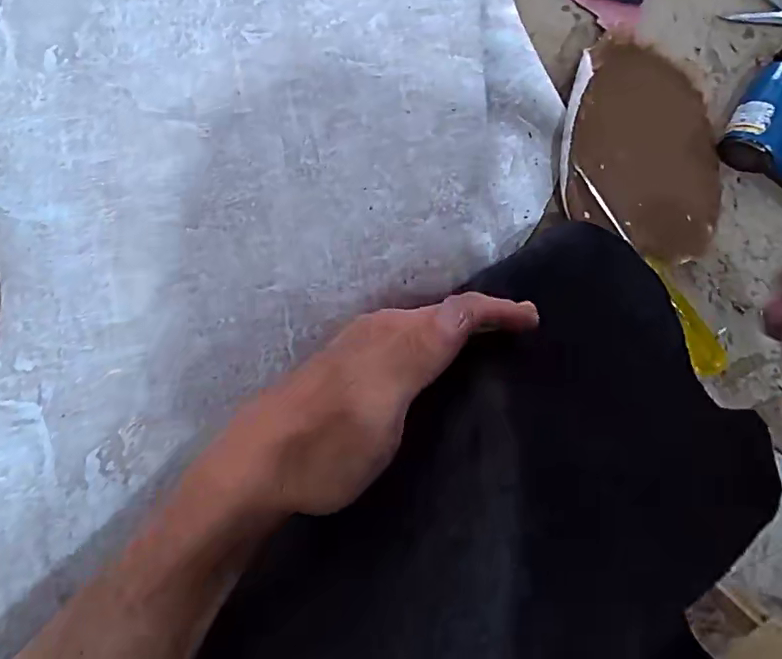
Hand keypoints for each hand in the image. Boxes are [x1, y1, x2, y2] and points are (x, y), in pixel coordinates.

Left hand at [191, 291, 538, 519]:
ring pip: (423, 321)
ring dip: (458, 325)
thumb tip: (461, 311)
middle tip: (514, 329)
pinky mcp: (346, 360)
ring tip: (483, 341)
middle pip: (445, 310)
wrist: (249, 470)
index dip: (500, 310)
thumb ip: (422, 355)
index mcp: (397, 336)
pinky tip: (431, 357)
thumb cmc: (327, 448)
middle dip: (484, 315)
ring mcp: (360, 342)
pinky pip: (406, 334)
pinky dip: (433, 337)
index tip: (532, 317)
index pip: (461, 311)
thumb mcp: (383, 411)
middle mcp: (381, 327)